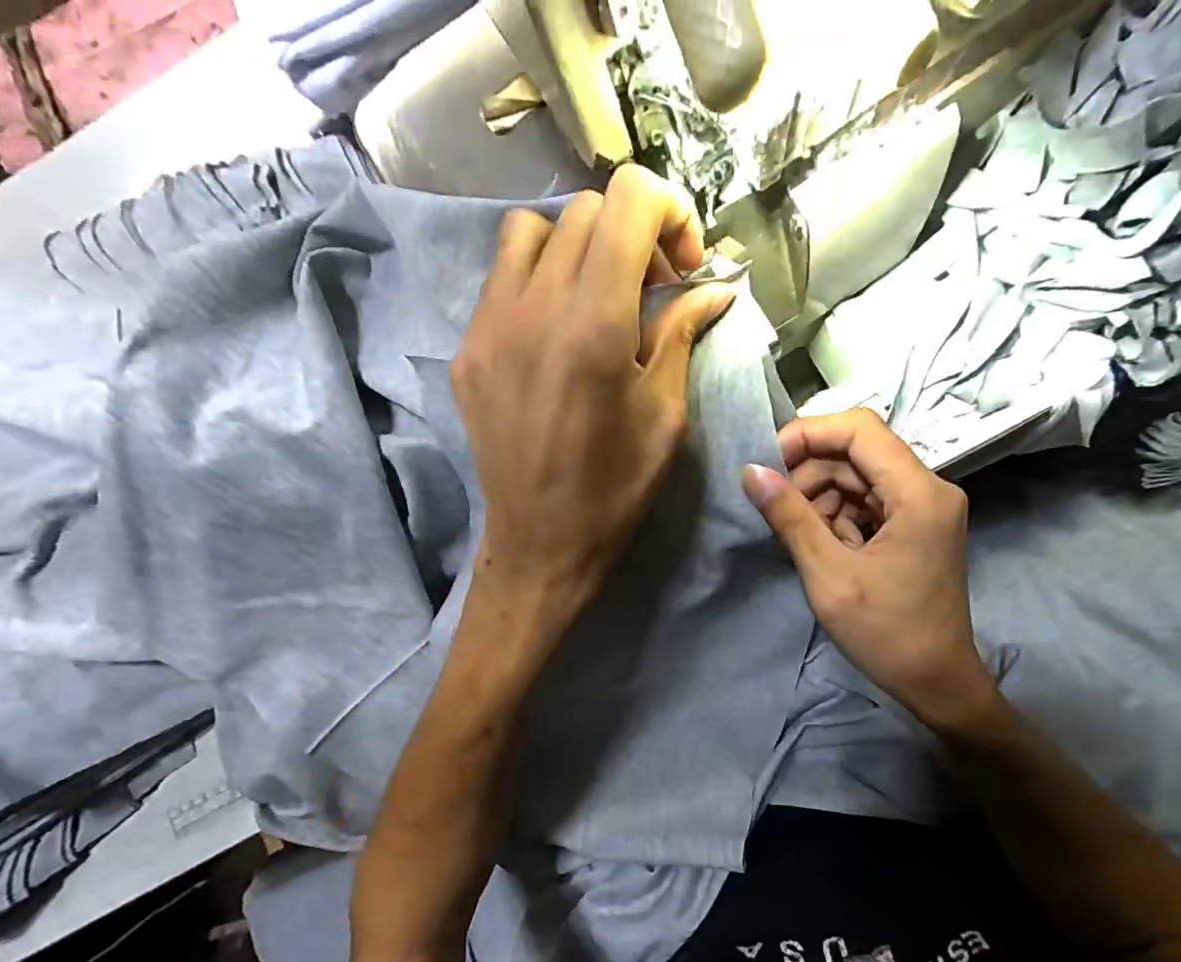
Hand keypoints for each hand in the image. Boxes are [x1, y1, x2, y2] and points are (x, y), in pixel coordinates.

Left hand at [452, 165, 736, 616]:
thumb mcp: (665, 414)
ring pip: (534, 229)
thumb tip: (713, 288)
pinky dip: (540, 276)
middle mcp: (534, 306)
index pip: (629, 201)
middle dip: (635, 233)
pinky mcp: (467, 346)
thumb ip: (681, 333)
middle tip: (656, 288)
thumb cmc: (616, 488)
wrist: (540, 541)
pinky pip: (502, 276)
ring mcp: (488, 323)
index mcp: (595, 323)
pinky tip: (558, 325)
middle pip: (588, 210)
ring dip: (580, 246)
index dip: (671, 212)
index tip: (686, 266)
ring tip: (601, 295)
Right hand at [742, 409, 996, 724]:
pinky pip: (870, 500)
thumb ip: (790, 517)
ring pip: (860, 476)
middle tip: (777, 509)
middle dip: (810, 473)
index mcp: (919, 493)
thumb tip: (751, 472)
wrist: (937, 683)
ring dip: (822, 497)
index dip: (808, 434)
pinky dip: (839, 515)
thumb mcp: (829, 575)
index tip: (768, 463)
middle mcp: (930, 488)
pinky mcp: (917, 525)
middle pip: (858, 452)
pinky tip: (823, 545)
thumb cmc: (887, 634)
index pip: (860, 429)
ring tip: (800, 535)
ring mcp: (926, 507)